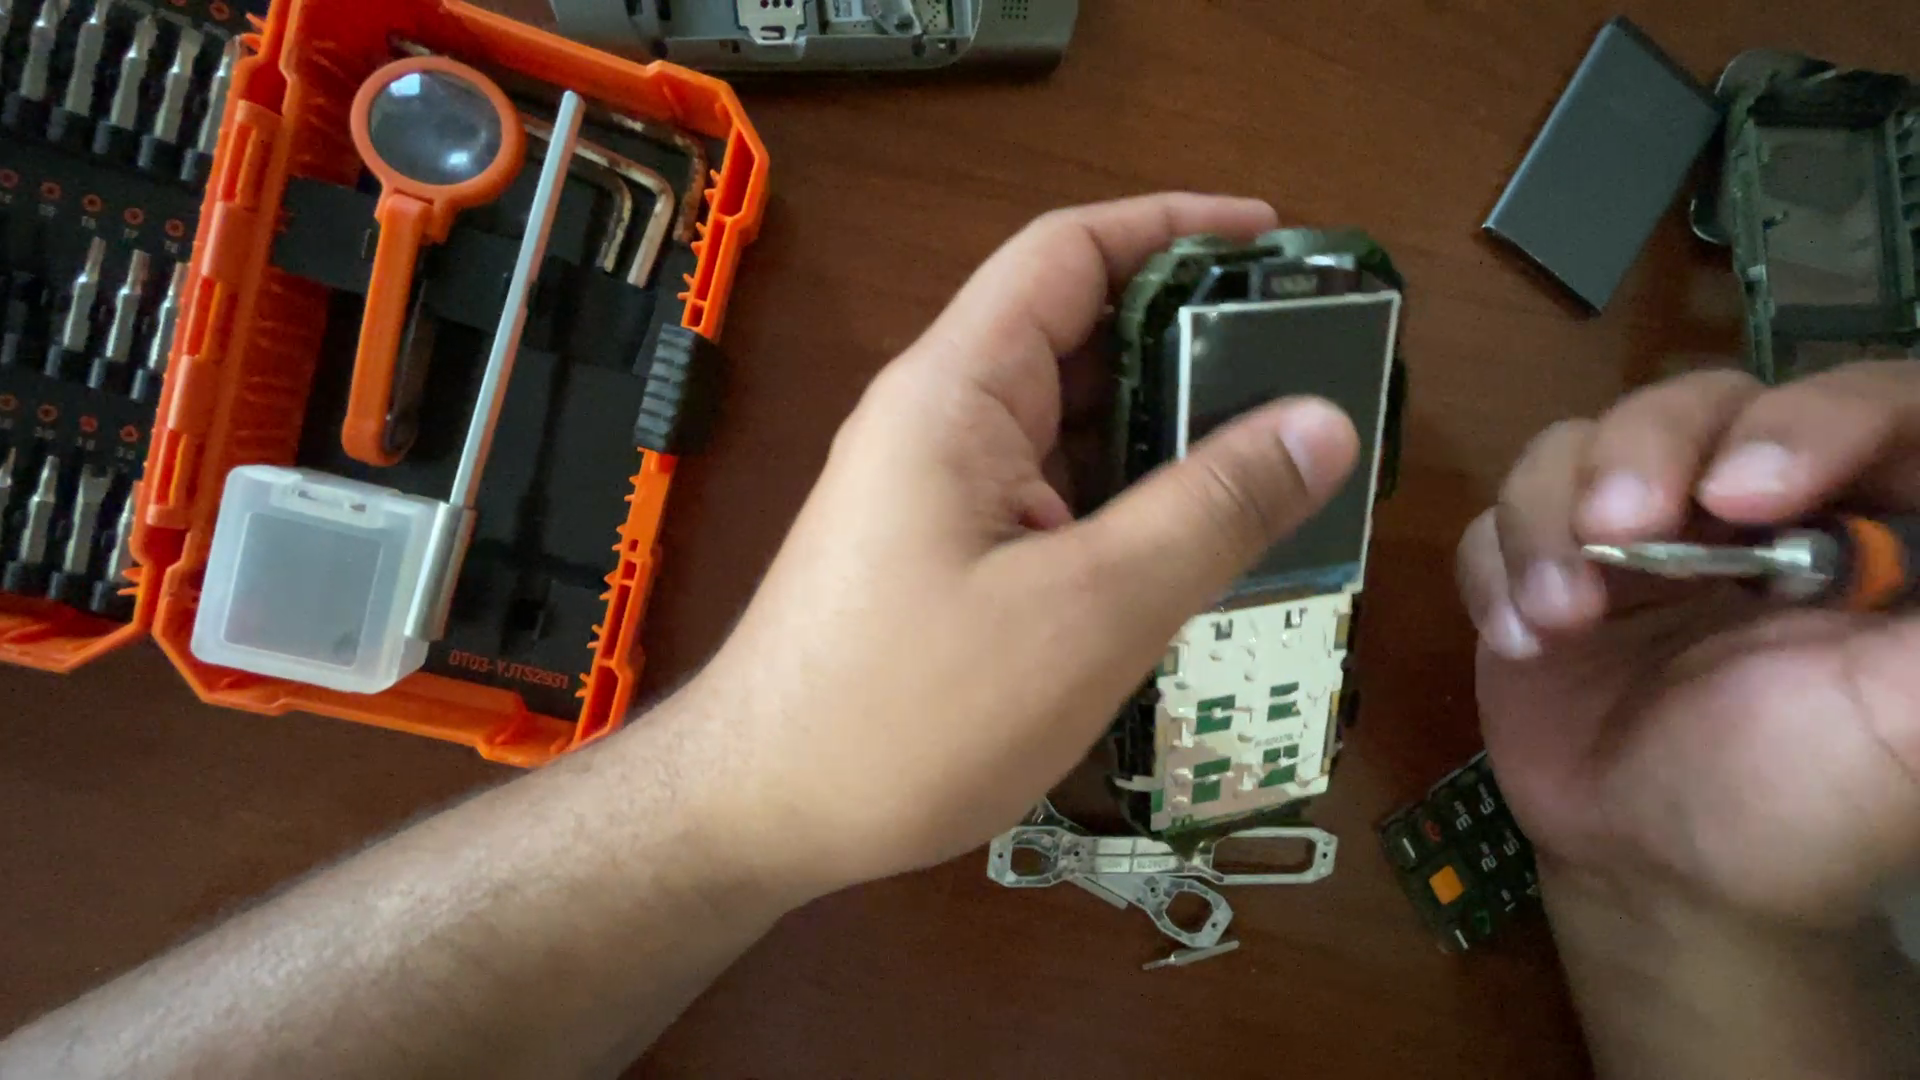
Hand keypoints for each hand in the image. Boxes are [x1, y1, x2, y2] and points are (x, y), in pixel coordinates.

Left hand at [674, 194, 1359, 899]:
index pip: (1067, 255)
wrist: (765, 806)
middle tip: (1303, 378)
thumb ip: (1209, 511)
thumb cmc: (913, 712)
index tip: (1276, 241)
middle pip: (1073, 341)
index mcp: (957, 392)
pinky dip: (1116, 505)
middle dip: (1187, 344)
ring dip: (1158, 438)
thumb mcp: (1088, 612)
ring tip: (1272, 464)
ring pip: (1065, 431)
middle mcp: (940, 422)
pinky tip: (1184, 542)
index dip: (1172, 227)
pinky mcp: (939, 552)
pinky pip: (1044, 499)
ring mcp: (935, 491)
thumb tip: (1320, 423)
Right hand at [1456, 362, 1919, 923]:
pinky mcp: (1526, 564)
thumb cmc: (1794, 802)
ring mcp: (1617, 534)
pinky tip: (1517, 642)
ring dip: (1542, 527)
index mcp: (1858, 524)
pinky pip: (1487, 525)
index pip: (1859, 406)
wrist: (1639, 857)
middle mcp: (1733, 510)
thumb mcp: (1908, 720)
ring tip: (1556, 623)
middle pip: (1685, 406)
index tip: (1741, 497)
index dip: (1805, 421)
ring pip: (1563, 451)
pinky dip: (1491, 574)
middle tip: (1615, 538)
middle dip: (1636, 459)